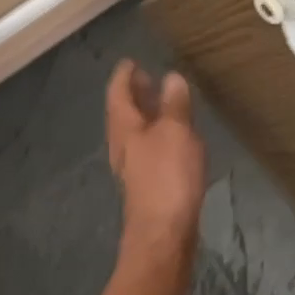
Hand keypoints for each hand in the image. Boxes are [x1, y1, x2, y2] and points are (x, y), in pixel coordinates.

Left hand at [105, 60, 205, 257]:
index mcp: (125, 128)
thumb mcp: (176, 132)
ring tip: (161, 100)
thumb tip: (171, 77)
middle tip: (145, 77)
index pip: (119, 94)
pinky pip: (149, 147)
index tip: (131, 61)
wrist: (164, 233)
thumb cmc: (168, 176)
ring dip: (146, 113)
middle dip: (134, 94)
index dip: (124, 77)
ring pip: (136, 131)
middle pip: (124, 113)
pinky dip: (158, 133)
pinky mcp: (149, 183)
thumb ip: (174, 105)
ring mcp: (135, 166)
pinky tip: (173, 136)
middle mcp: (124, 145)